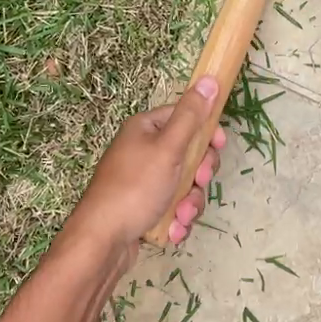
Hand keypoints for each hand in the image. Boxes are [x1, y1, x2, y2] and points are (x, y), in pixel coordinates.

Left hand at [66, 77, 225, 253]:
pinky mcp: (144, 207)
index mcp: (146, 129)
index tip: (218, 145)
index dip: (205, 130)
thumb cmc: (134, 187)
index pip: (184, 117)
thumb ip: (191, 116)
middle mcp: (143, 150)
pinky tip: (172, 231)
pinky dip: (177, 219)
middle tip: (198, 182)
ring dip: (189, 202)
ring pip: (185, 184)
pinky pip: (173, 207)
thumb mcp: (168, 148)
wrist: (101, 242)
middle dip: (199, 174)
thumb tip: (209, 79)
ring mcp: (143, 181)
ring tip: (180, 216)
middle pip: (189, 153)